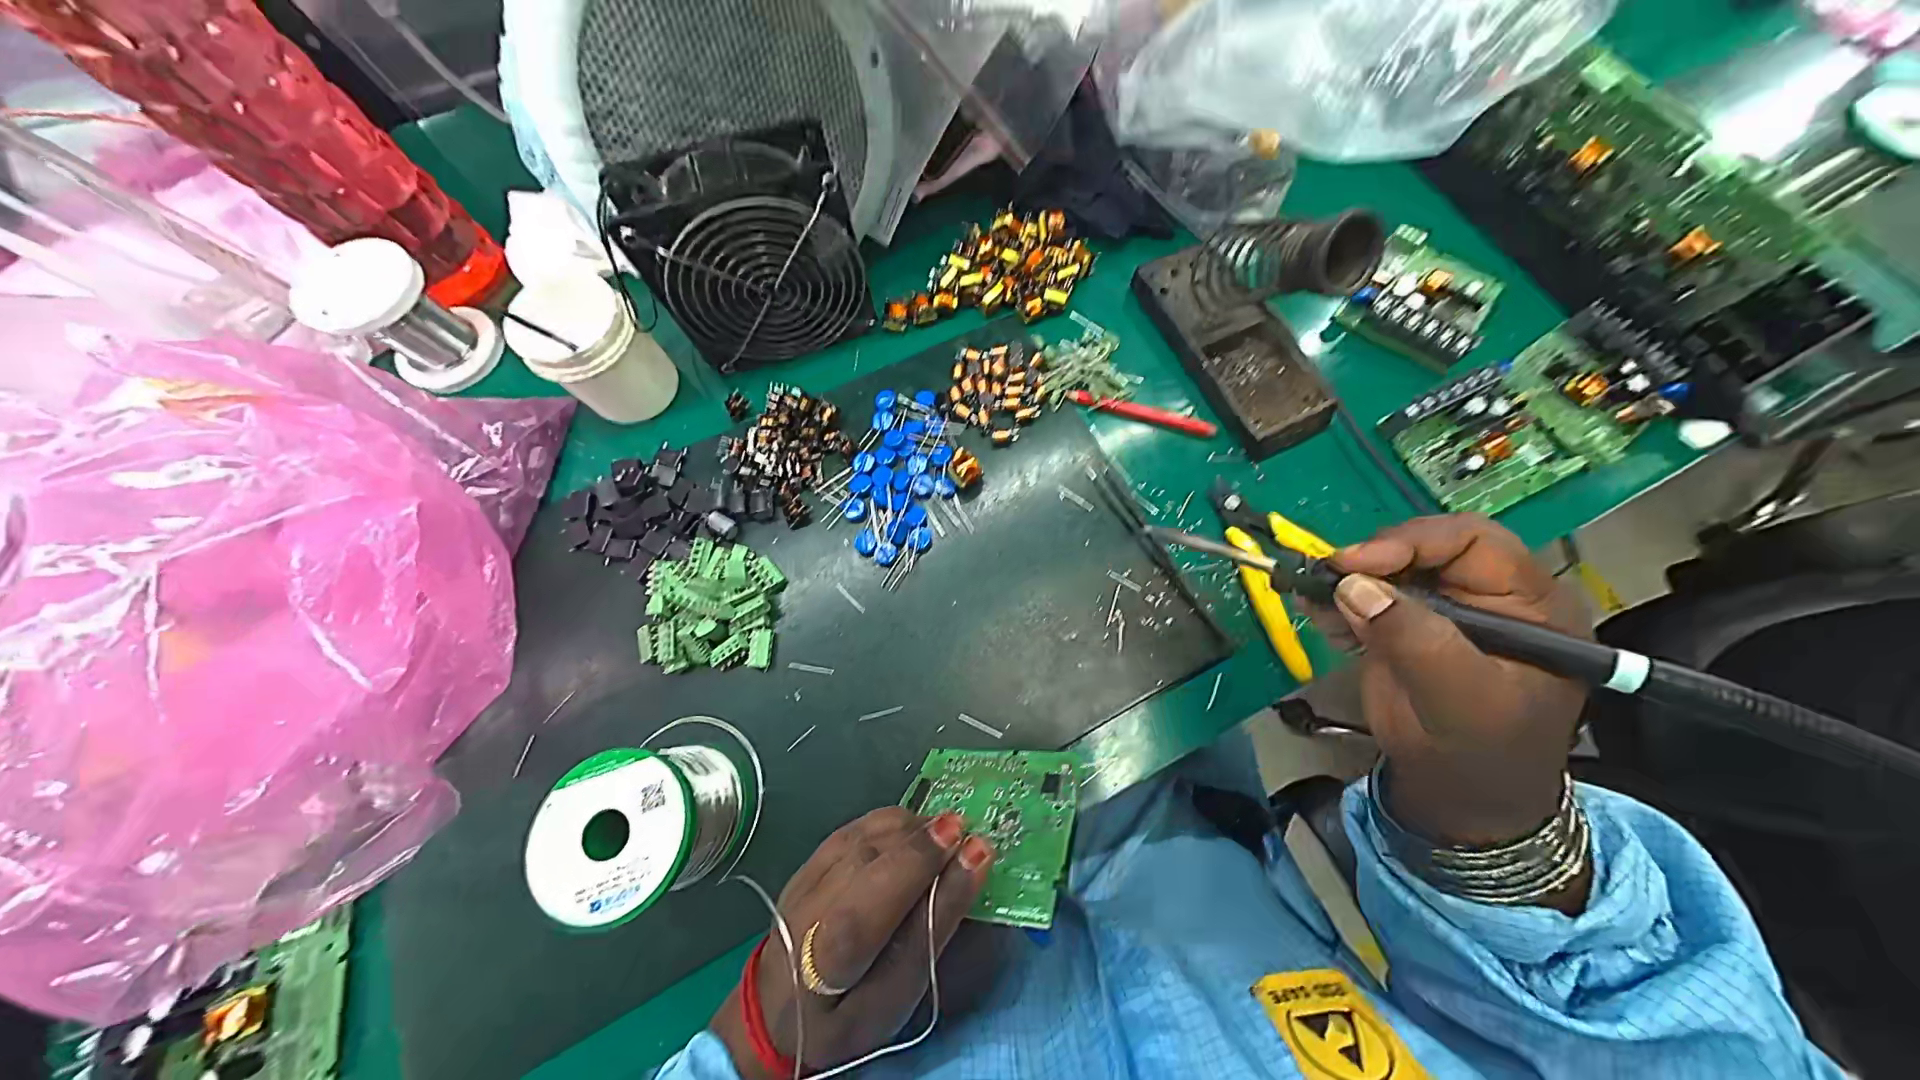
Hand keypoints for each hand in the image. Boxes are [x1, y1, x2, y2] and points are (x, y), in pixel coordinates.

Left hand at [712, 808, 995, 1077]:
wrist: (777, 1005)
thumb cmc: (847, 1012)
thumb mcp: (896, 995)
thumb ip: (932, 930)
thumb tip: (973, 861)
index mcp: (825, 963)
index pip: (869, 908)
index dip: (920, 869)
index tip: (971, 844)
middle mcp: (808, 909)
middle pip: (869, 861)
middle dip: (922, 842)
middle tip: (965, 833)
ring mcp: (805, 876)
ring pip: (863, 835)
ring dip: (911, 827)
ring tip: (944, 834)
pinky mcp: (809, 857)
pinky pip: (857, 825)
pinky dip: (892, 821)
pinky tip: (915, 831)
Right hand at [1314, 514, 1589, 848]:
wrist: (1459, 796)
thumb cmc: (1480, 753)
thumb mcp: (1459, 699)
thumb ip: (1416, 640)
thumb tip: (1354, 585)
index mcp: (1528, 603)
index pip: (1472, 542)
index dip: (1413, 542)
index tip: (1357, 563)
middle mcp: (1484, 595)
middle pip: (1422, 549)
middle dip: (1371, 561)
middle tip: (1327, 580)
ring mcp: (1439, 609)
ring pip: (1385, 569)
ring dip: (1343, 581)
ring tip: (1315, 602)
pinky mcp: (1402, 624)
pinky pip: (1363, 596)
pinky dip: (1333, 602)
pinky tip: (1321, 619)